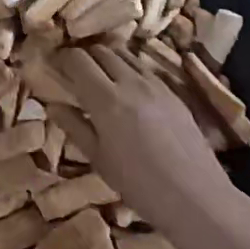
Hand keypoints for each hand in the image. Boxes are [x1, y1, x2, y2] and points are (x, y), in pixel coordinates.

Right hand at [38, 46, 238, 226]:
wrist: (196, 198)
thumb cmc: (139, 184)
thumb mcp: (97, 158)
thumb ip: (73, 125)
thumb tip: (52, 104)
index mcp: (106, 100)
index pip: (78, 60)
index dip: (62, 58)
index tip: (54, 66)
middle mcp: (131, 83)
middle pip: (101, 51)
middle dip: (83, 56)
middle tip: (74, 72)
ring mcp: (156, 86)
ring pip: (125, 55)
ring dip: (107, 58)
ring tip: (99, 76)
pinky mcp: (174, 93)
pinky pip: (144, 68)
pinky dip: (128, 68)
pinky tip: (127, 88)